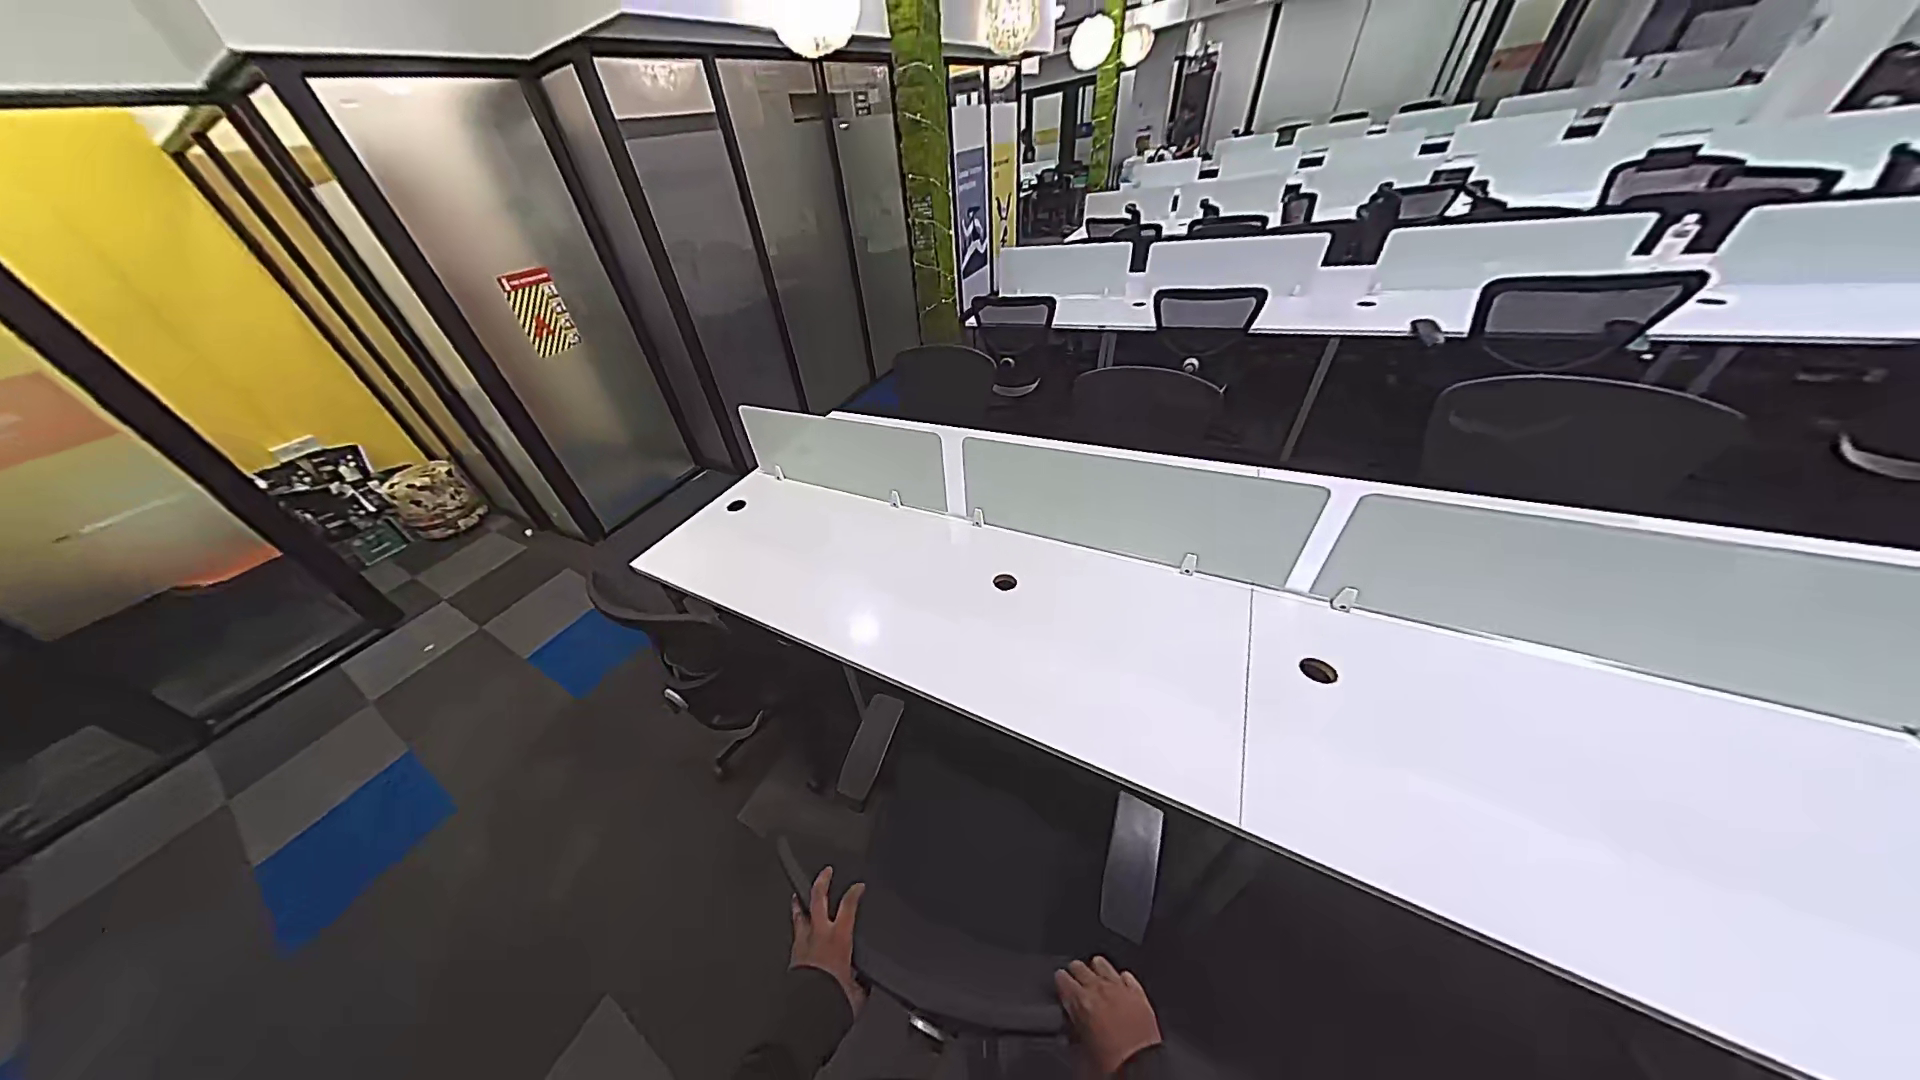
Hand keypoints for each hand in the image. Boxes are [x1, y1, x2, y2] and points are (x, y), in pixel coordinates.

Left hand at [791, 866, 865, 1012]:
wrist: (807, 1015)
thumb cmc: (834, 1001)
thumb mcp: (858, 990)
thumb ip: (861, 980)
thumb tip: (864, 982)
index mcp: (839, 937)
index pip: (849, 905)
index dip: (854, 892)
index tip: (859, 886)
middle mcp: (819, 935)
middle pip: (818, 898)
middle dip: (822, 882)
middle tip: (826, 871)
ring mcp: (803, 944)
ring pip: (799, 915)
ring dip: (799, 903)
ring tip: (798, 895)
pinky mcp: (792, 958)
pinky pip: (794, 936)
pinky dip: (796, 928)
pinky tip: (796, 930)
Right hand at [1055, 957, 1162, 1075]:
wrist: (1142, 1067)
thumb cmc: (1111, 1063)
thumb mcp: (1082, 1052)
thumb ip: (1073, 1031)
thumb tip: (1070, 1032)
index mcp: (1080, 1001)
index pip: (1062, 978)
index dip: (1060, 981)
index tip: (1061, 984)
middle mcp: (1098, 988)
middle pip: (1079, 966)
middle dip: (1075, 972)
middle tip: (1076, 982)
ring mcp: (1118, 987)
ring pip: (1101, 964)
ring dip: (1096, 970)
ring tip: (1096, 977)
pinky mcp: (1137, 992)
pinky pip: (1126, 976)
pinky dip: (1121, 979)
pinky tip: (1120, 985)